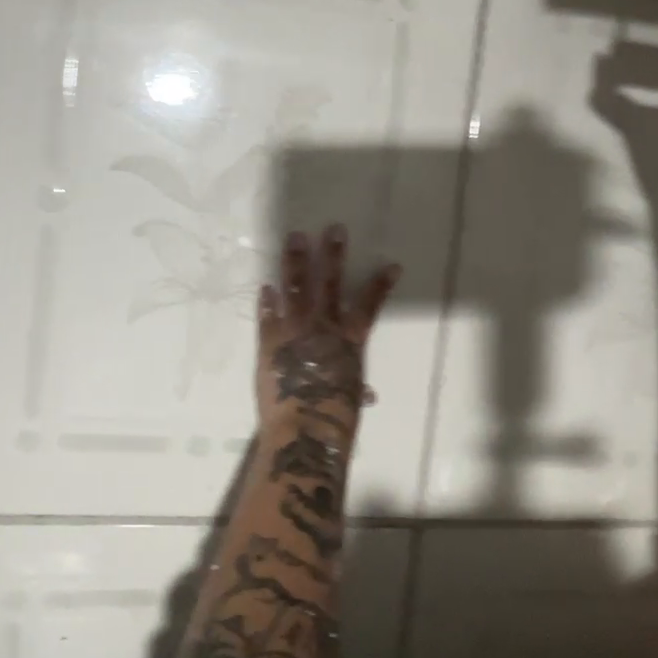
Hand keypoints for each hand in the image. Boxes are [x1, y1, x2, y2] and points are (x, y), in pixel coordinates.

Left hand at [255, 224, 399, 427]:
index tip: (392, 265)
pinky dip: (266, 302)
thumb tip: (367, 396)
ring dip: (295, 261)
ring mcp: (294, 330)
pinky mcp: (268, 342)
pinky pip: (267, 316)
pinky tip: (265, 286)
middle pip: (330, 283)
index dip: (380, 284)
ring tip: (295, 237)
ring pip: (295, 288)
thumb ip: (356, 388)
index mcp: (349, 341)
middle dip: (333, 254)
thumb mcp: (351, 398)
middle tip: (333, 228)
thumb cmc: (335, 417)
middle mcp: (323, 327)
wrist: (302, 429)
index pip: (369, 304)